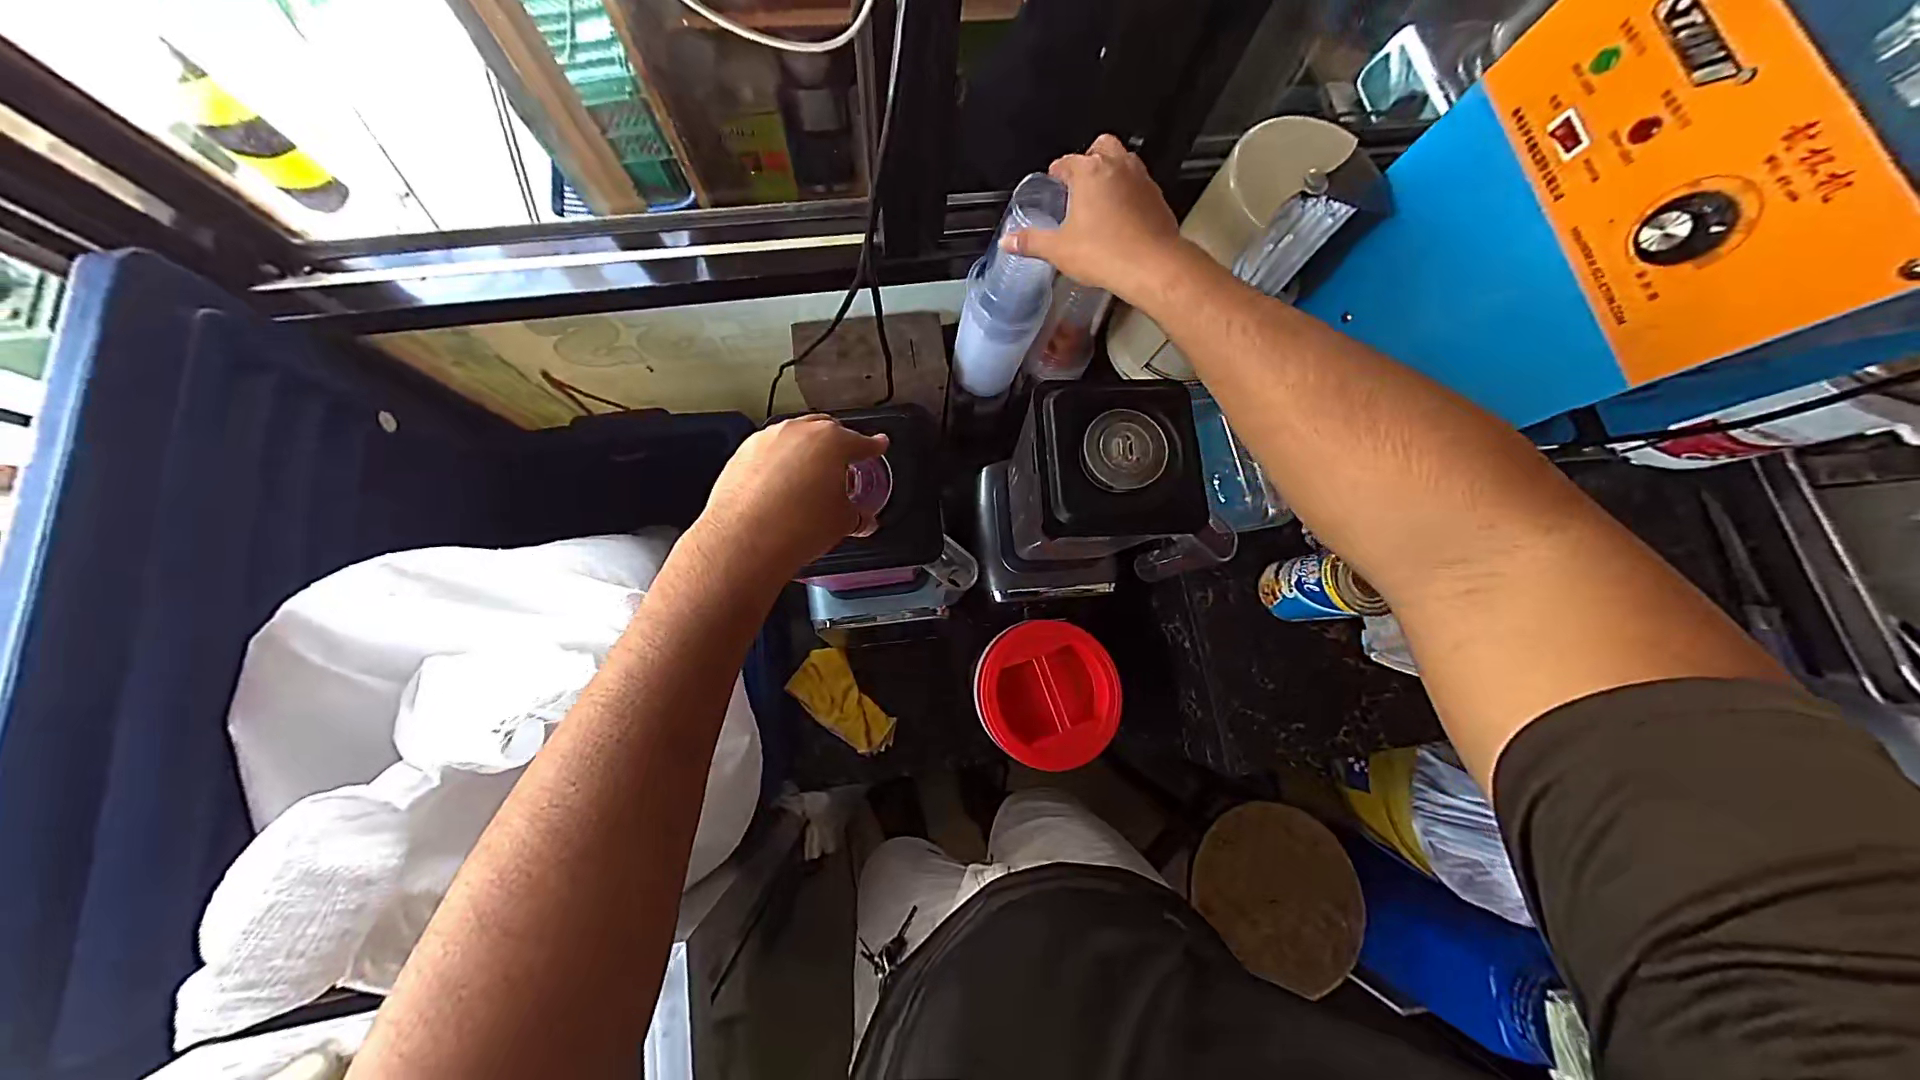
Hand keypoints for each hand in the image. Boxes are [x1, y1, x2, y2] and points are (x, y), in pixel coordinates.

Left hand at [693, 415, 889, 577]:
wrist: (745, 540)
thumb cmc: (793, 526)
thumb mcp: (844, 522)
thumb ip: (857, 513)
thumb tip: (858, 518)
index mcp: (833, 441)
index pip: (862, 441)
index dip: (874, 446)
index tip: (877, 446)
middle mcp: (798, 432)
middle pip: (826, 430)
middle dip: (836, 446)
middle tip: (841, 470)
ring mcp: (767, 439)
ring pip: (794, 439)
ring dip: (804, 455)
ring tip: (807, 486)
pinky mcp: (741, 453)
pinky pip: (768, 453)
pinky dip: (778, 466)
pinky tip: (780, 491)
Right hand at [1002, 134, 1192, 299]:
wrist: (1151, 266)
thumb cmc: (1108, 252)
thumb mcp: (1058, 250)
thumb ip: (1030, 242)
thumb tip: (1009, 241)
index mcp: (1089, 172)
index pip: (1066, 161)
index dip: (1057, 172)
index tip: (1054, 181)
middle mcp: (1117, 167)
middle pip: (1101, 147)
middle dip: (1088, 160)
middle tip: (1078, 184)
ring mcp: (1141, 180)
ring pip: (1124, 163)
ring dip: (1111, 174)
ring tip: (1098, 201)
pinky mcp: (1157, 198)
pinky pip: (1140, 186)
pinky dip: (1129, 194)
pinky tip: (1120, 218)